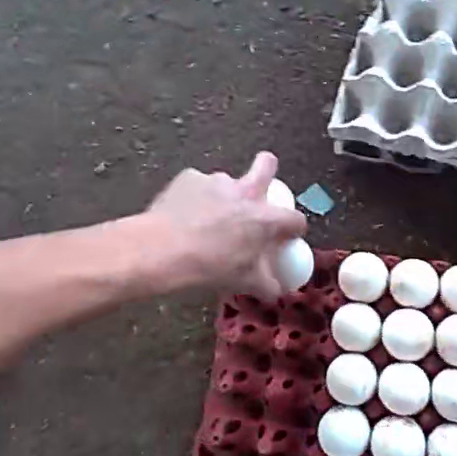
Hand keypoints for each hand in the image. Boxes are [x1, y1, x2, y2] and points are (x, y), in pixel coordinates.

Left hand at [136, 151, 307, 297]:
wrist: (161, 251)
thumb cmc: (209, 266)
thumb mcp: (245, 283)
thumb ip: (267, 286)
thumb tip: (276, 291)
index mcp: (266, 219)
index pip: (295, 219)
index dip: (295, 228)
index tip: (288, 236)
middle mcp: (245, 192)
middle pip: (267, 165)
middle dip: (268, 170)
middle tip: (260, 190)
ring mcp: (216, 181)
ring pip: (227, 181)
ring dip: (224, 195)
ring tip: (209, 218)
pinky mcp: (189, 178)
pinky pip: (198, 186)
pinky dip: (195, 198)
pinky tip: (185, 215)